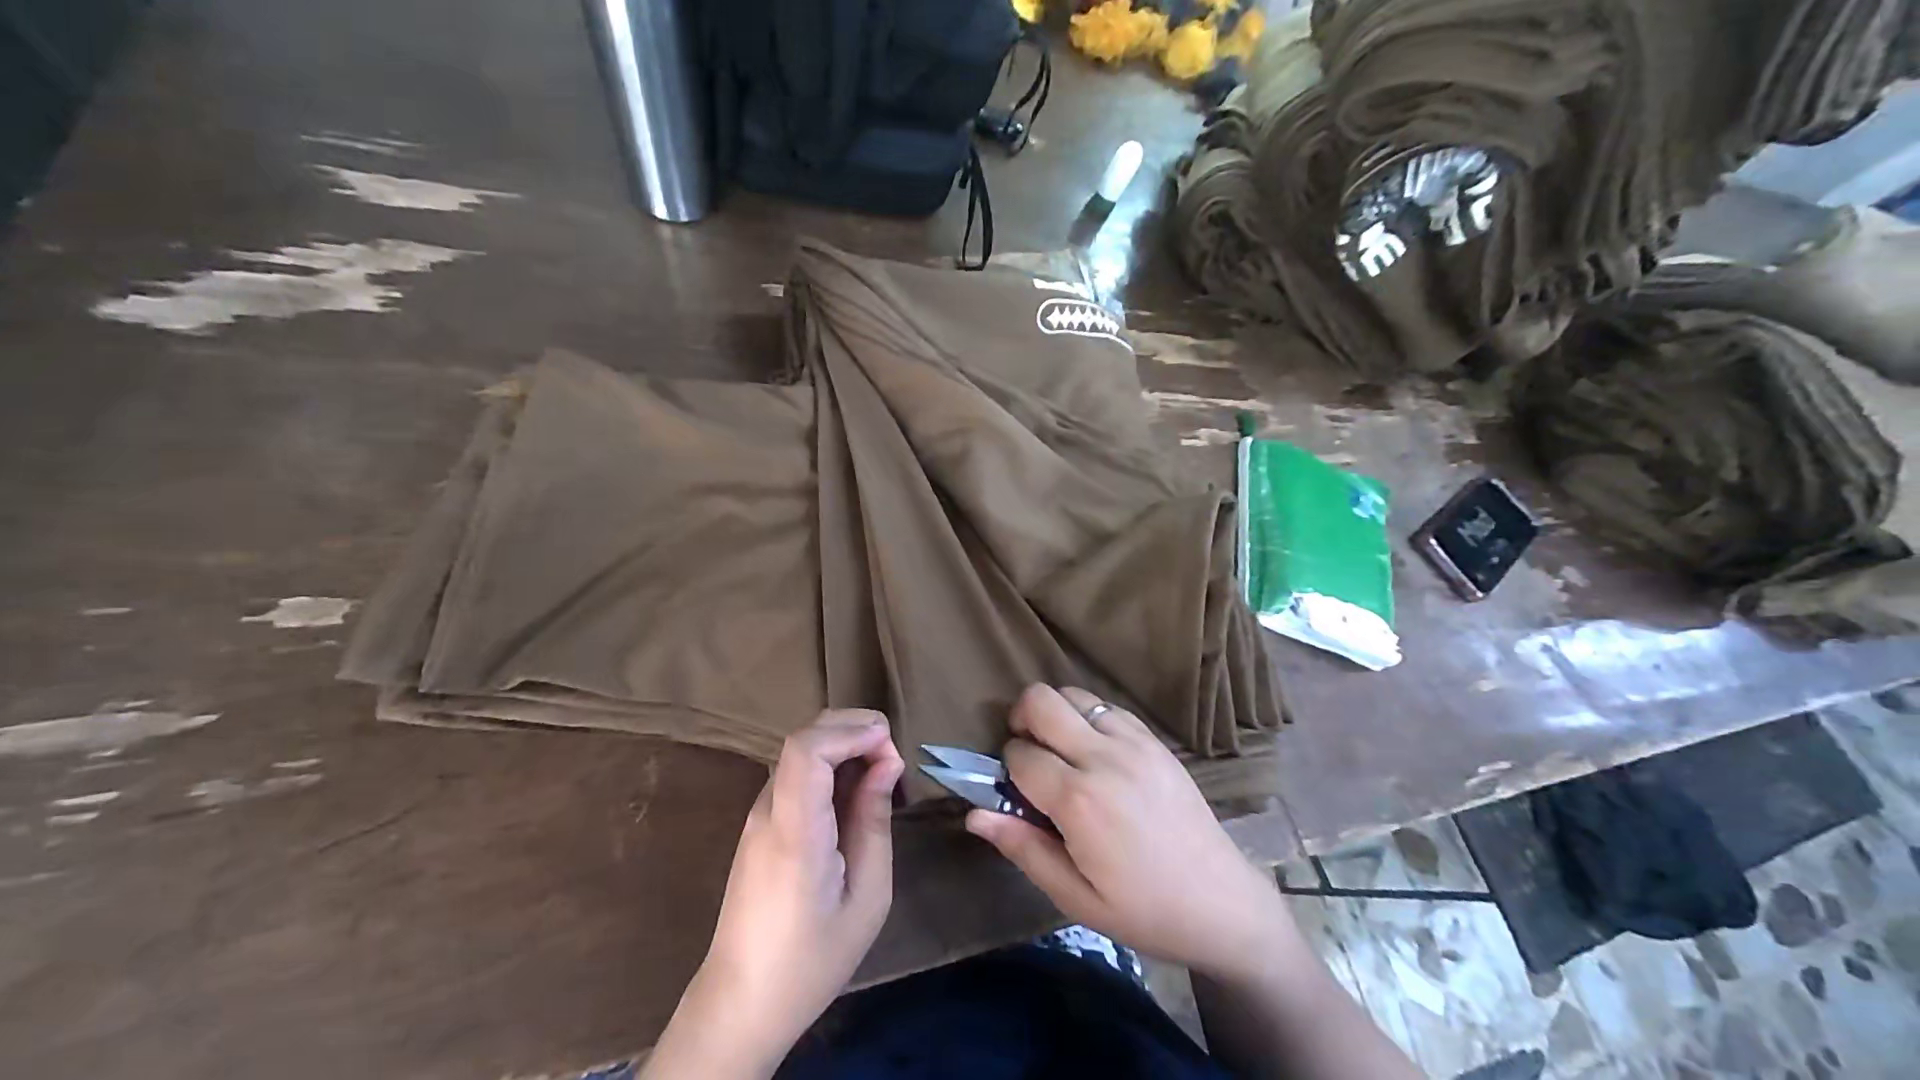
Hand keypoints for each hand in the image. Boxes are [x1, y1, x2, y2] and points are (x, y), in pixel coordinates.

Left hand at [643, 710, 903, 1078]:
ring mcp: (758, 814)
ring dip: (843, 743)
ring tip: (882, 773)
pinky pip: (796, 773)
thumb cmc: (812, 959)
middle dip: (853, 728)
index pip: (807, 749)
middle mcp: (768, 810)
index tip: (891, 746)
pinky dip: (830, 763)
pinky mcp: (759, 823)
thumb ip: (875, 822)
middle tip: (893, 759)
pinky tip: (855, 791)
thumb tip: (887, 763)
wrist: (743, 1000)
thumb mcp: (867, 897)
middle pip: (803, 736)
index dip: (851, 731)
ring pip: (799, 750)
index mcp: (794, 832)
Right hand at [965, 684, 1289, 982]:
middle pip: (1041, 699)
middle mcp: (1104, 757)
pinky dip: (1089, 718)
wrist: (1222, 904)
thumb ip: (1022, 847)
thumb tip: (973, 813)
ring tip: (1062, 752)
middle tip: (1029, 754)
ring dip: (1056, 715)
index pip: (1019, 753)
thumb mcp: (1075, 896)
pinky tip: (1095, 753)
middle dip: (1022, 720)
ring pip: (1074, 694)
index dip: (1008, 770)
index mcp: (1079, 799)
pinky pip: (1108, 707)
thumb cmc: (1143, 909)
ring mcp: (1135, 743)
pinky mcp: (1156, 741)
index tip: (1019, 794)